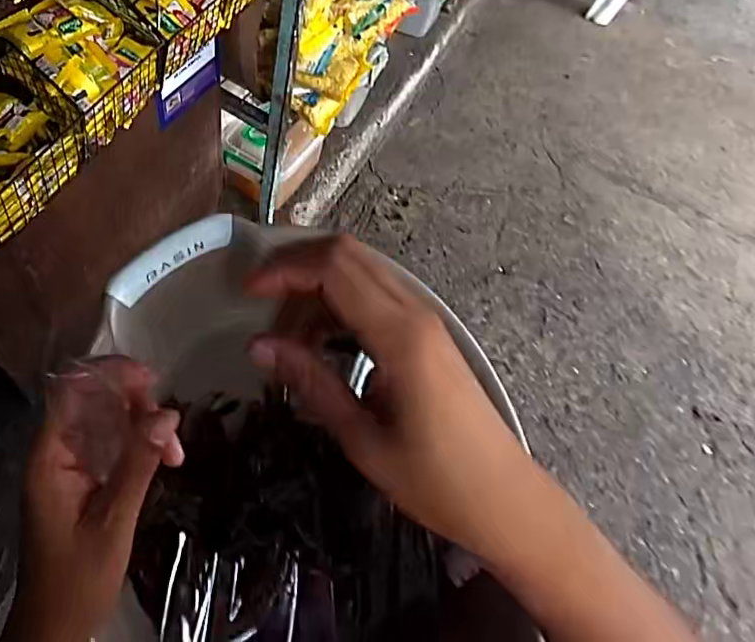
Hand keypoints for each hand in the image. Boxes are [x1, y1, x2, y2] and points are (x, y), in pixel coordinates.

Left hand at [10, 357, 183, 641]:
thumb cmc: (75, 583)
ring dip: (146, 425)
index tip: (148, 380)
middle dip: (138, 404)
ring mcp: (71, 463)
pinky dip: (141, 444)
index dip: (107, 373)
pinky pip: (114, 441)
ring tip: (174, 453)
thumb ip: (137, 464)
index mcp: (50, 457)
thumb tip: (167, 413)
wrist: (54, 632)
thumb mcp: (112, 523)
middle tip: (171, 429)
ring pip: (111, 419)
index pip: (71, 390)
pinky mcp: (85, 476)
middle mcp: (57, 452)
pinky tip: (164, 459)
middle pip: (96, 399)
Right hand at [245, 236, 698, 641]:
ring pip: (360, 271)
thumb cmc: (436, 480)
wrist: (505, 499)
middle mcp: (414, 310)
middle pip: (347, 255)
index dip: (286, 269)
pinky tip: (322, 344)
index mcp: (400, 333)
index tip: (248, 292)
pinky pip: (375, 294)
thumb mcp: (362, 438)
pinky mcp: (426, 330)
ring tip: (288, 340)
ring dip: (317, 290)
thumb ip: (311, 383)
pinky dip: (340, 304)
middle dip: (297, 270)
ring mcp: (424, 316)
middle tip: (263, 309)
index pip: (335, 267)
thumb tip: (260, 347)